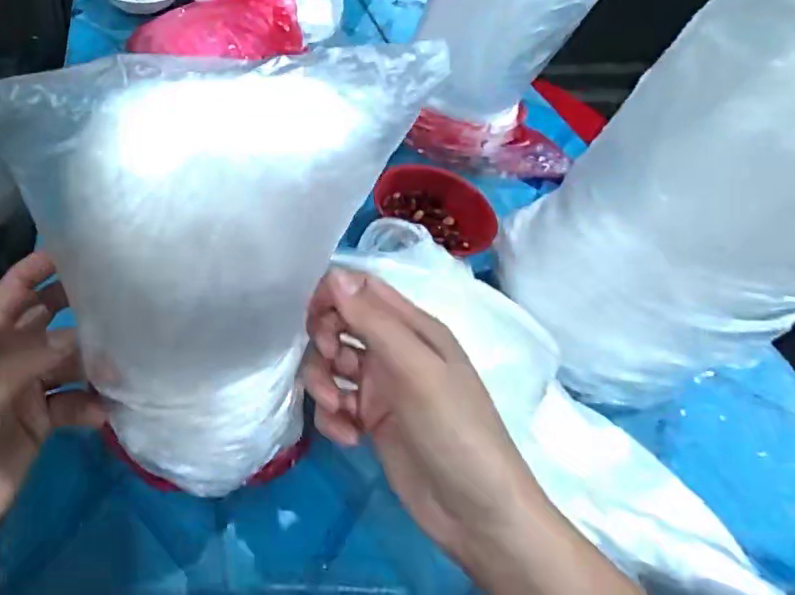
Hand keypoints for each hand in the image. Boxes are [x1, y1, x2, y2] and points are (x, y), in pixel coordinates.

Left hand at [0, 251, 104, 594]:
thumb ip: (24, 361)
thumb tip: (75, 333)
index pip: (14, 289)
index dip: (41, 266)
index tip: (80, 249)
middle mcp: (9, 356)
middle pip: (48, 319)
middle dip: (78, 307)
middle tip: (119, 296)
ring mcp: (26, 389)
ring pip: (67, 360)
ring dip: (92, 360)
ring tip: (122, 362)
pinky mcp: (41, 423)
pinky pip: (72, 402)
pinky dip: (90, 404)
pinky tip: (105, 410)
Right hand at [303, 268, 638, 594]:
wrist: (481, 519)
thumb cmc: (456, 430)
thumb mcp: (417, 369)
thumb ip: (374, 321)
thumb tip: (334, 275)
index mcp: (413, 327)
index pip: (362, 289)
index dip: (332, 294)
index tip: (313, 318)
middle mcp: (395, 350)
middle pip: (341, 323)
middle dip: (324, 338)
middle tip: (330, 362)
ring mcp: (382, 387)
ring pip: (332, 364)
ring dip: (323, 381)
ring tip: (337, 410)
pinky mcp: (372, 422)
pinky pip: (336, 404)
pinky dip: (333, 417)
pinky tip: (349, 438)